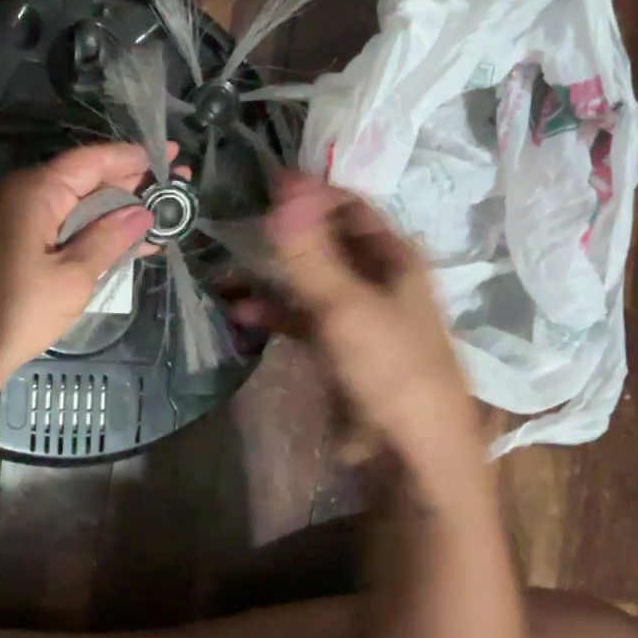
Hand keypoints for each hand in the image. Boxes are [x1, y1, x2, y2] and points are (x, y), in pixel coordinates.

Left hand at [0, 142, 159, 405]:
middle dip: (129, 182)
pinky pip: (58, 227)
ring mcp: (12, 221)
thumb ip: (108, 239)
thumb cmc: (14, 313)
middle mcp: (20, 196)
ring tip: (162, 213)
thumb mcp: (72, 278)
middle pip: (82, 179)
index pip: (91, 160)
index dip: (133, 157)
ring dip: (114, 210)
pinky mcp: (10, 246)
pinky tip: (125, 242)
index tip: (171, 156)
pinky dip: (90, 232)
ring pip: (73, 205)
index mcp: (33, 191)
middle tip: (177, 184)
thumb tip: (141, 212)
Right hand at [234, 173, 475, 456]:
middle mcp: (379, 278)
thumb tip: (285, 184)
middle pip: (326, 242)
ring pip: (308, 281)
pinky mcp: (341, 348)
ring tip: (223, 272)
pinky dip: (274, 314)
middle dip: (281, 237)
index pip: (350, 205)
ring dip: (271, 277)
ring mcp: (359, 314)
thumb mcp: (345, 306)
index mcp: (395, 258)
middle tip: (232, 225)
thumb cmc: (390, 370)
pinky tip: (240, 314)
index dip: (309, 193)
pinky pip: (301, 319)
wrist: (413, 453)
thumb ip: (309, 250)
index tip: (260, 185)